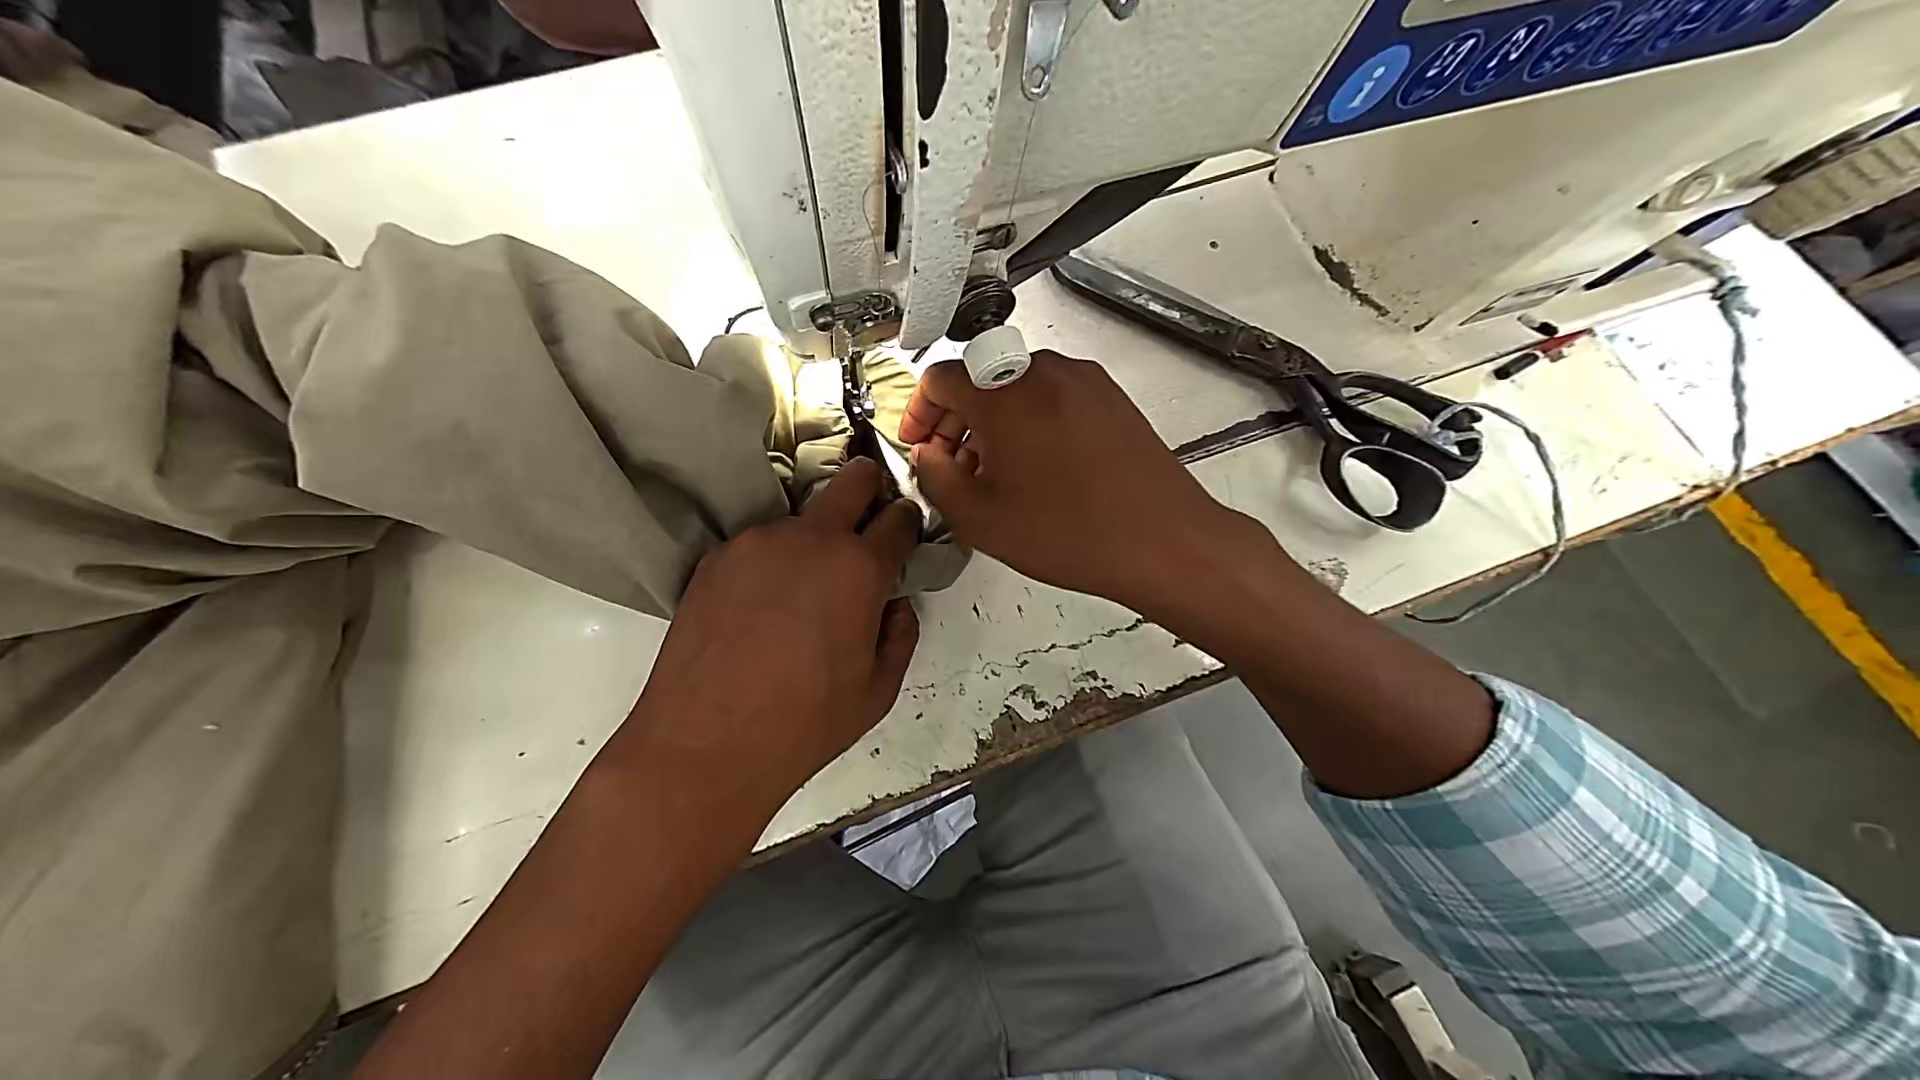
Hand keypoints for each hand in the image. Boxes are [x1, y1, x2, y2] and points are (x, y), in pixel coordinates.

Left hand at [616, 458, 921, 806]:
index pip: (899, 518)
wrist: (705, 743)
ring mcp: (757, 543)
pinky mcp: (716, 558)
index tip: (905, 529)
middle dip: (870, 487)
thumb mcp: (878, 690)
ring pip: (800, 520)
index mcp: (860, 569)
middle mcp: (810, 541)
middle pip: (853, 479)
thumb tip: (893, 606)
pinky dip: (770, 564)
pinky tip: (760, 609)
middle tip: (867, 519)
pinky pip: (758, 547)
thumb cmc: (802, 723)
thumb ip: (900, 635)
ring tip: (798, 595)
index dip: (909, 519)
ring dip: (812, 541)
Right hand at [900, 350, 1269, 613]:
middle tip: (948, 461)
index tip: (918, 438)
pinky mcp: (1108, 397)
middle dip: (953, 420)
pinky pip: (1052, 397)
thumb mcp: (978, 517)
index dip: (918, 411)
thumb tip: (928, 458)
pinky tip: (1033, 469)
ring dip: (991, 423)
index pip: (939, 379)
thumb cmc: (1079, 530)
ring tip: (992, 473)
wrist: (1161, 540)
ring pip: (1015, 387)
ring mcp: (1082, 381)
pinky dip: (1029, 422)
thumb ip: (934, 478)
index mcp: (1002, 392)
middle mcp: (1043, 371)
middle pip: (978, 379)